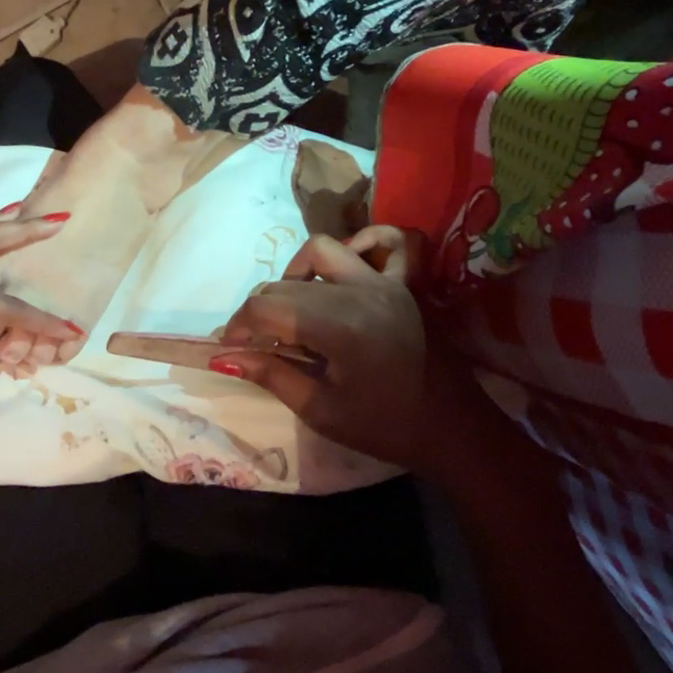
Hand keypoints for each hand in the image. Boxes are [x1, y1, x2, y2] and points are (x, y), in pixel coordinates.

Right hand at [206, 233, 482, 472]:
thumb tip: (221, 357)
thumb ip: (270, 374)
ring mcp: (384, 282)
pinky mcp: (400, 283)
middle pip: (283, 284)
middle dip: (257, 313)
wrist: (451, 428)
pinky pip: (372, 244)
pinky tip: (331, 281)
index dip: (238, 328)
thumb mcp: (319, 410)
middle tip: (257, 346)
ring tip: (290, 313)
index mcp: (340, 327)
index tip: (233, 352)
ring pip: (318, 253)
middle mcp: (360, 292)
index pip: (265, 308)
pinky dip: (346, 252)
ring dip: (291, 278)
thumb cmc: (384, 426)